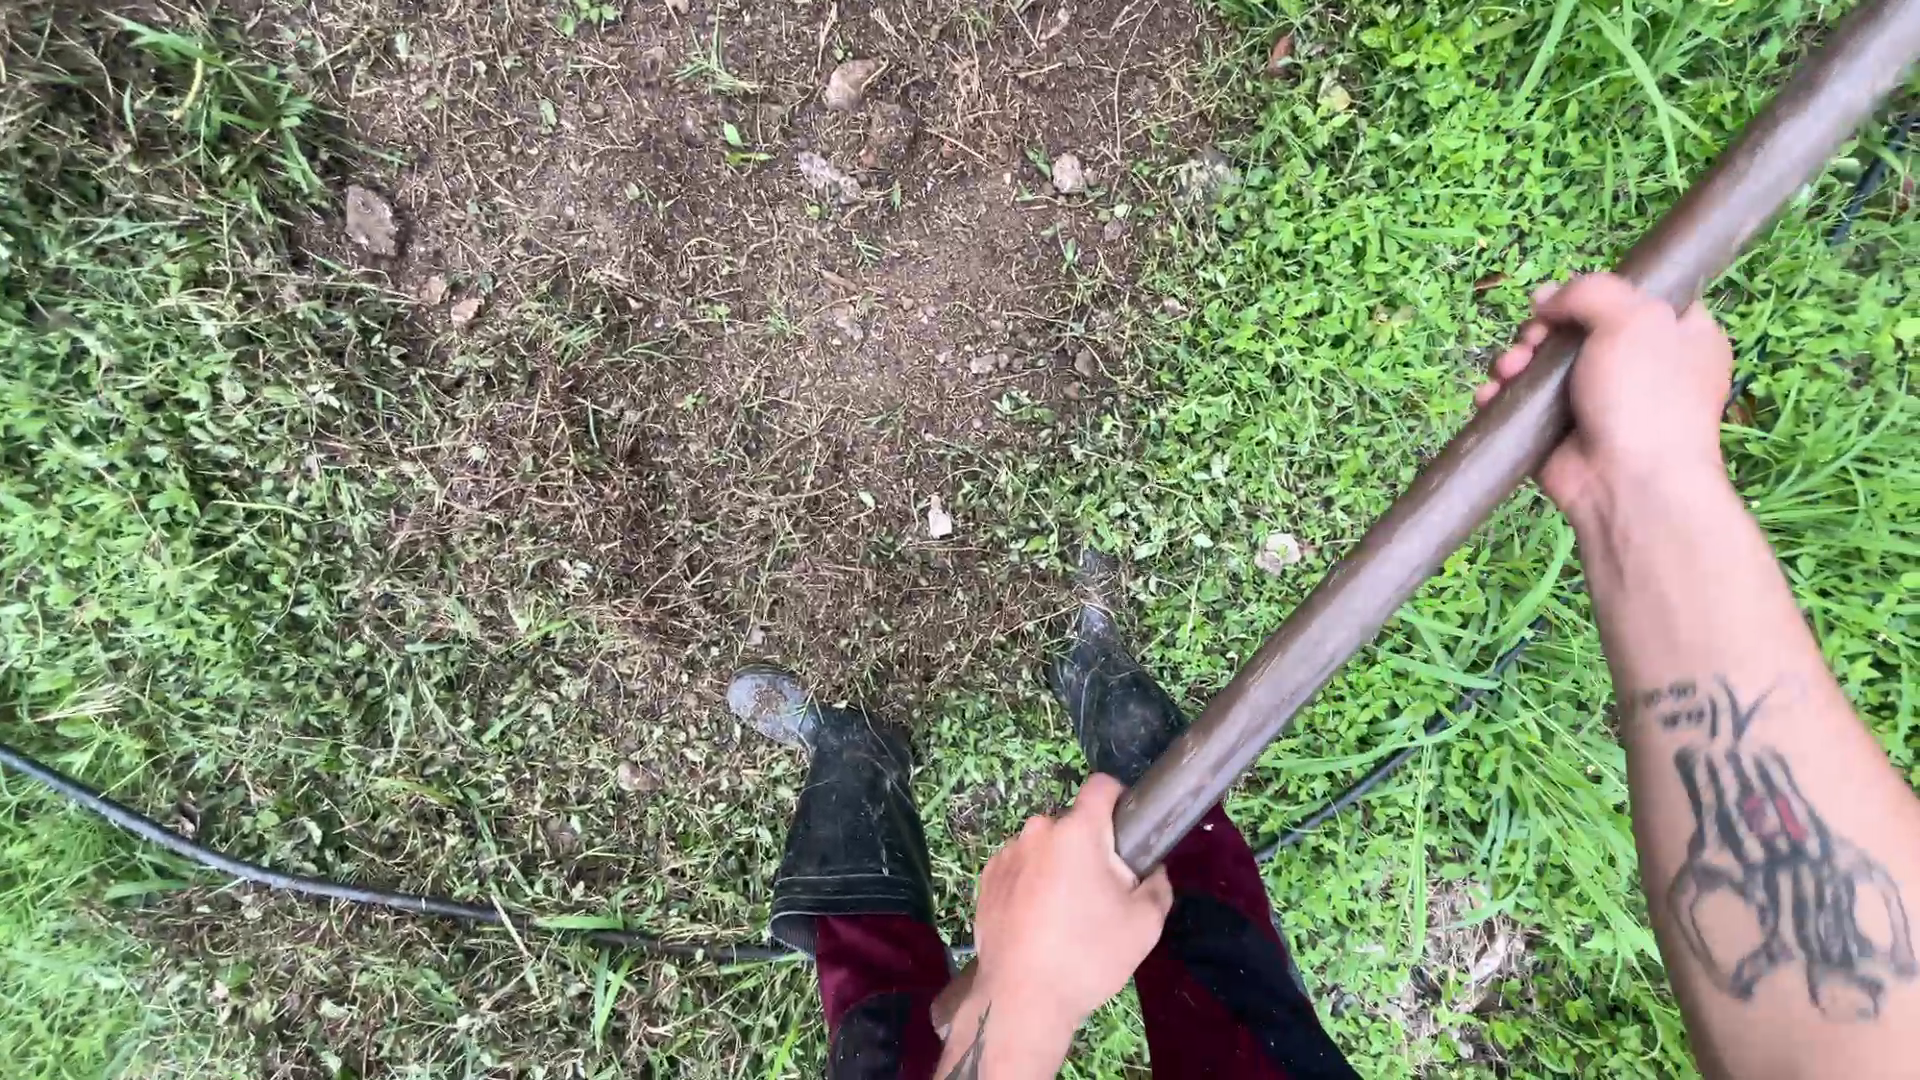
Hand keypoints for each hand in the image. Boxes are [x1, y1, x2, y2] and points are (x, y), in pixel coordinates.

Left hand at [971, 774, 1173, 1030]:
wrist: (1022, 997)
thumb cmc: (1087, 955)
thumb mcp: (1144, 925)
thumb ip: (1156, 885)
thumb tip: (1150, 869)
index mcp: (1077, 830)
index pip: (1102, 786)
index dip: (1119, 800)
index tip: (1125, 833)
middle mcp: (1038, 829)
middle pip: (1073, 824)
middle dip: (1089, 849)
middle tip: (1098, 894)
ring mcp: (1008, 852)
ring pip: (1045, 847)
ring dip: (1057, 866)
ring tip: (1064, 916)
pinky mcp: (987, 876)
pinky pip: (1020, 866)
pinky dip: (1031, 883)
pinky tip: (1037, 922)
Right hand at [1474, 273, 1733, 523]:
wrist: (1626, 478)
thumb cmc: (1645, 394)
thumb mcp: (1634, 319)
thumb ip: (1592, 292)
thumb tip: (1547, 297)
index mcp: (1675, 334)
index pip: (1633, 299)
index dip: (1591, 295)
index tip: (1561, 302)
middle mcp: (1633, 365)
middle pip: (1572, 331)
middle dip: (1539, 333)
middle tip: (1531, 342)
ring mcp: (1590, 400)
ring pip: (1537, 366)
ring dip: (1512, 362)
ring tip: (1506, 372)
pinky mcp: (1552, 430)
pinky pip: (1516, 404)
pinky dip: (1497, 396)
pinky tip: (1489, 395)